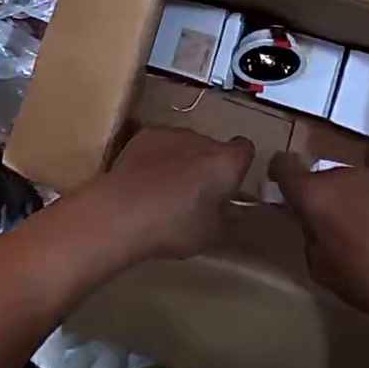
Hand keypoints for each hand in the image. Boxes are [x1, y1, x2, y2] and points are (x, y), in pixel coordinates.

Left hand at [64, 127, 253, 265]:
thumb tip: (229, 207)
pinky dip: (157, 156)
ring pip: (185, 144)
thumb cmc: (174, 227)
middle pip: (212, 148)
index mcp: (227, 163)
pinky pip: (160, 143)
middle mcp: (203, 140)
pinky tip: (143, 179)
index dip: (238, 166)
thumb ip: (226, 215)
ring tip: (163, 189)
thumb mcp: (211, 233)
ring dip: (181, 160)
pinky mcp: (145, 134)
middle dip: (206, 165)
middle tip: (192, 195)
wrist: (123, 211)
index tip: (227, 185)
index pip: (245, 149)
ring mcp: (172, 133)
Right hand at [269, 154, 368, 332]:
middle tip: (334, 229)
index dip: (279, 173)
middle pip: (322, 180)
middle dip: (323, 199)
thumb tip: (316, 229)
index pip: (284, 167)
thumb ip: (311, 240)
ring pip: (353, 183)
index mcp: (313, 195)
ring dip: (353, 200)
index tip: (282, 186)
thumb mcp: (323, 271)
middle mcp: (340, 175)